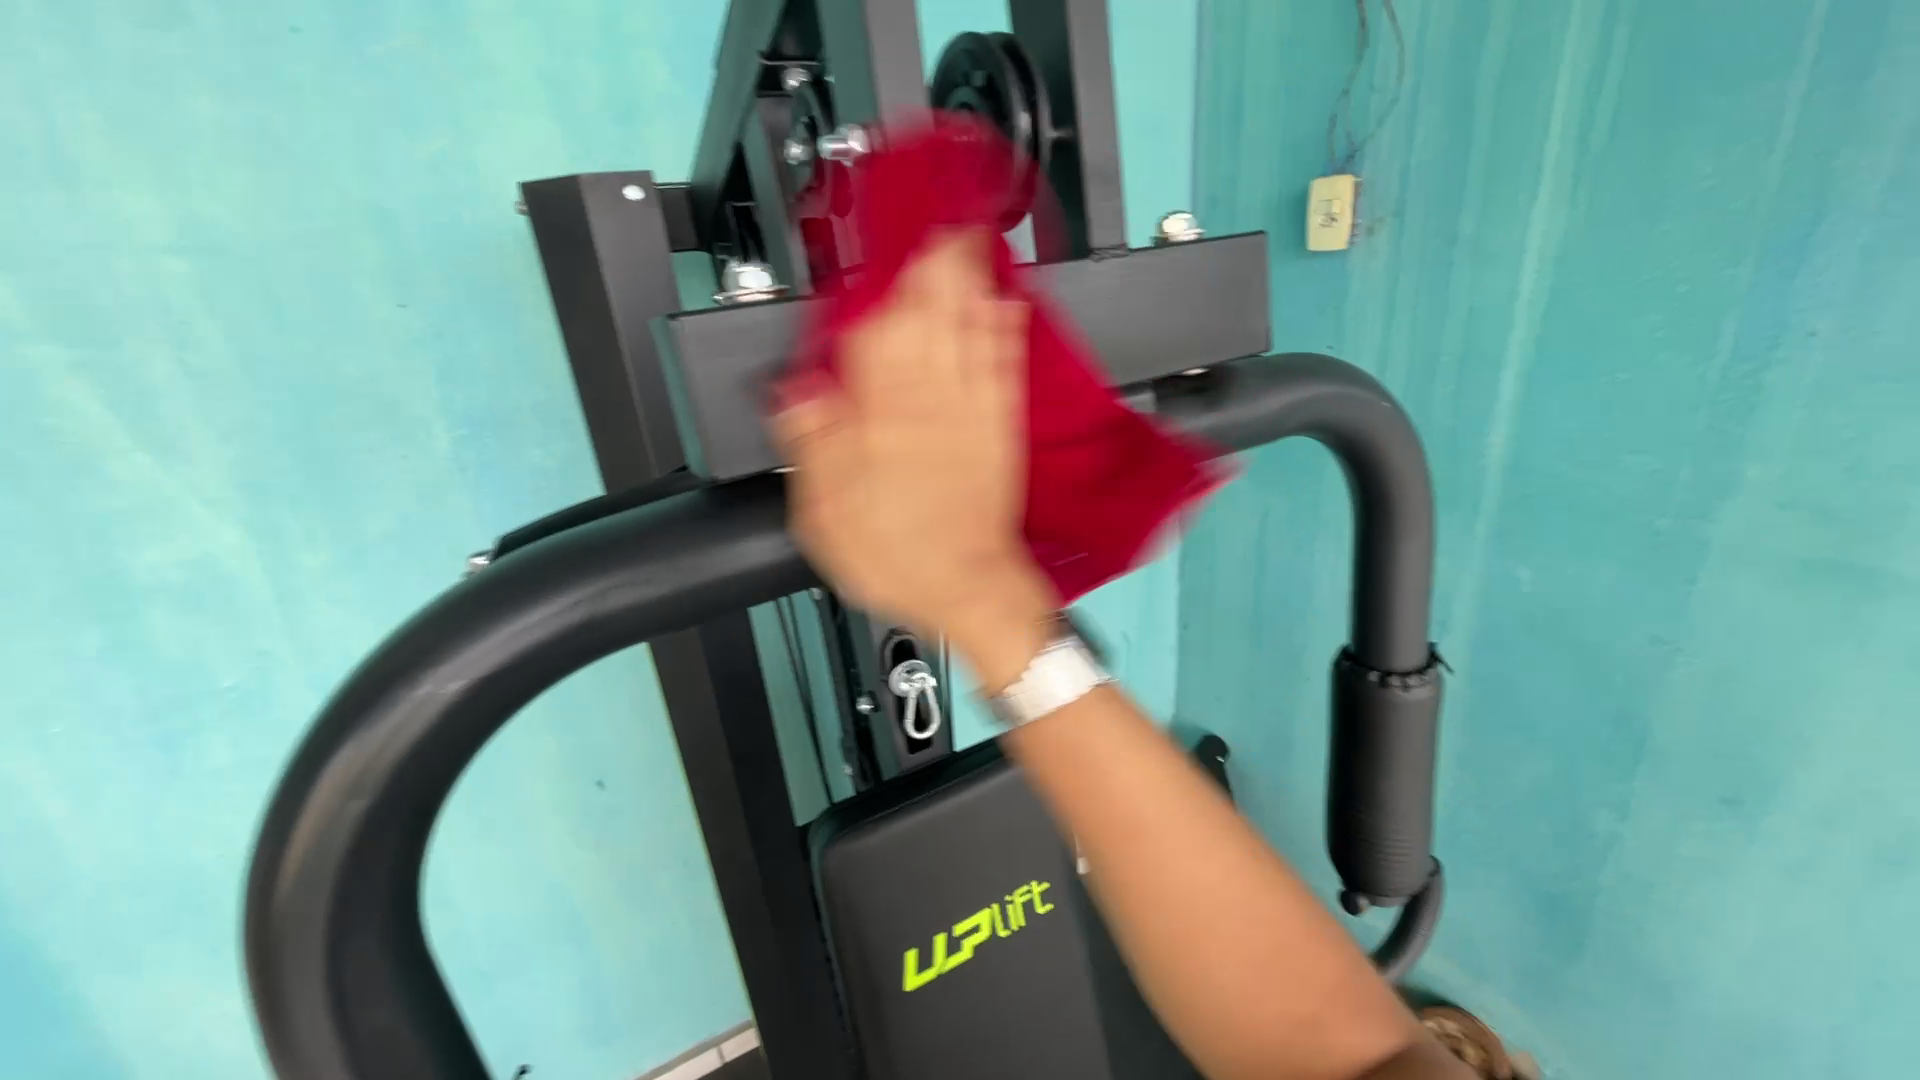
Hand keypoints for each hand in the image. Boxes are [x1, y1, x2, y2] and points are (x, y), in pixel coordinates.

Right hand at [772, 230, 1052, 662]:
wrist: (968, 587)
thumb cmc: (899, 555)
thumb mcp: (824, 513)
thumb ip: (813, 443)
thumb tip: (797, 391)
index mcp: (882, 417)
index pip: (873, 328)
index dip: (873, 278)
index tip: (875, 236)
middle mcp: (929, 403)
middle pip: (928, 313)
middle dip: (928, 258)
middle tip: (933, 208)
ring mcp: (969, 412)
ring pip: (967, 327)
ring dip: (966, 277)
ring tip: (968, 231)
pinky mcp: (999, 430)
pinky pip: (1004, 366)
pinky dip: (1004, 329)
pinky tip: (1006, 302)